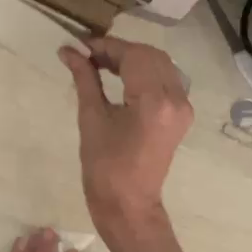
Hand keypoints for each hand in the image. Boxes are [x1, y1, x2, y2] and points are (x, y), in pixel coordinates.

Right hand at [60, 37, 193, 244]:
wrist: (128, 205)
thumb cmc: (104, 169)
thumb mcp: (91, 120)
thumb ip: (85, 80)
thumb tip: (69, 51)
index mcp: (153, 101)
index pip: (133, 56)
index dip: (106, 46)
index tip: (80, 46)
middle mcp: (176, 98)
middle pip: (150, 56)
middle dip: (119, 50)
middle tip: (88, 55)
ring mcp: (183, 107)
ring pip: (160, 65)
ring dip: (132, 59)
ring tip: (100, 65)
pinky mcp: (181, 114)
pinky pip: (165, 80)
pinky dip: (144, 73)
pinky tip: (120, 77)